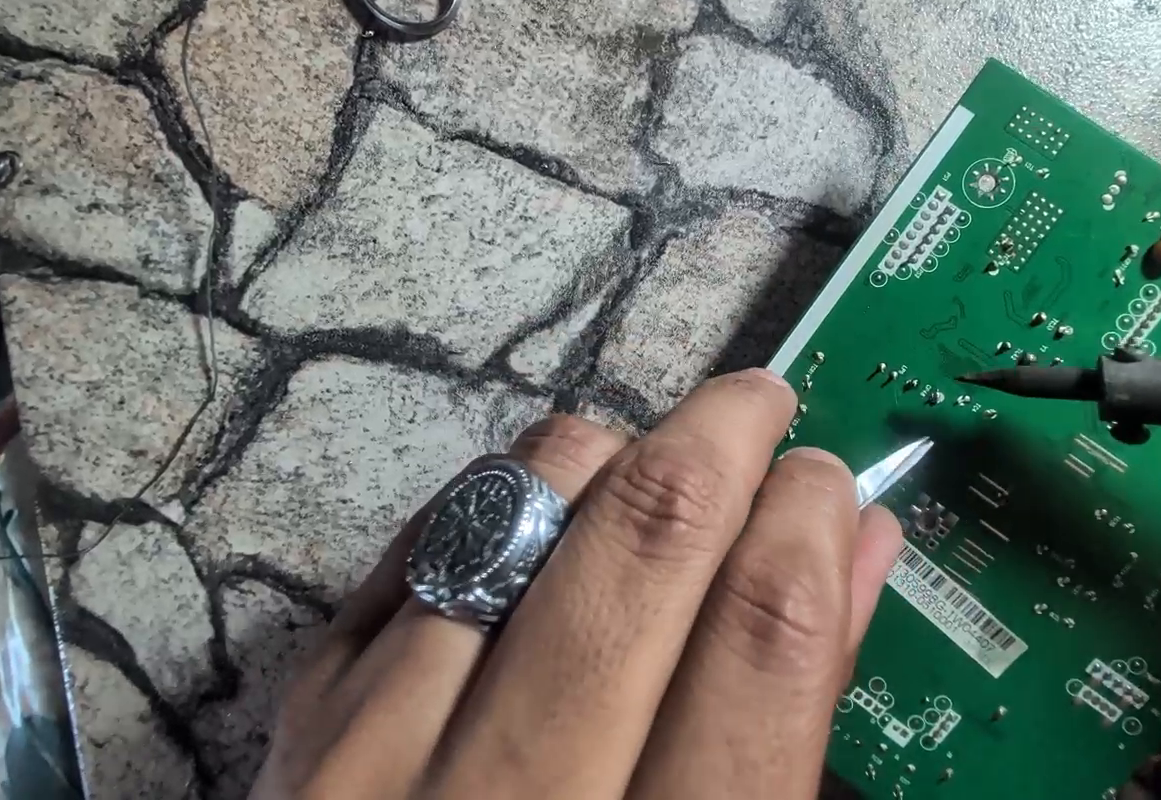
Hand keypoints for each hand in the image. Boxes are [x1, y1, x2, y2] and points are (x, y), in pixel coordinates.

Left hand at [248, 369, 905, 798]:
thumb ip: (800, 697)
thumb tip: (856, 538)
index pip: (761, 631)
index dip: (808, 519)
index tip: (821, 474)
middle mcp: (515, 796)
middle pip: (646, 534)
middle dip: (721, 433)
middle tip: (758, 400)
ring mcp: (376, 750)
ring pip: (521, 498)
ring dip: (611, 450)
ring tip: (651, 464)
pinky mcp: (303, 710)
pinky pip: (426, 532)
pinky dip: (504, 490)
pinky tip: (547, 508)